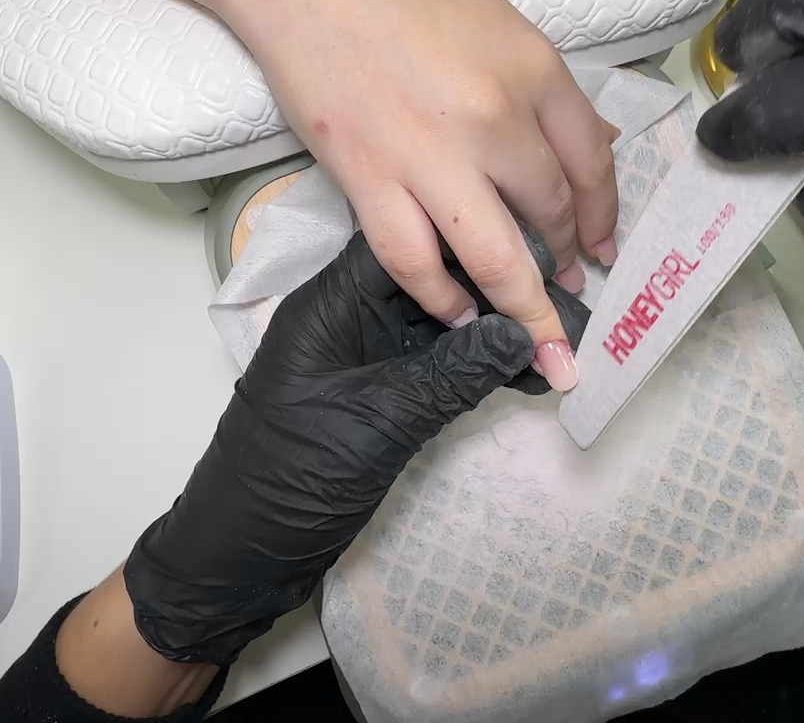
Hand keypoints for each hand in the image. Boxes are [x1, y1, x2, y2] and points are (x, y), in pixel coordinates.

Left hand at [120, 226, 590, 664]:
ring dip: (493, 331)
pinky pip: (436, 361)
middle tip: (563, 300)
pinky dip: (477, 366)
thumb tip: (523, 331)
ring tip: (558, 340)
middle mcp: (350, 313)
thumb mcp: (378, 423)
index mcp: (331, 302)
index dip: (470, 244)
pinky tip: (523, 372)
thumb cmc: (292, 480)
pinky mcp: (380, 388)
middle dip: (493, 289)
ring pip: (440, 322)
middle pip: (430, 279)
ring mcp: (366, 351)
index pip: (407, 245)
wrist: (240, 559)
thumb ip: (450, 374)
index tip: (536, 255)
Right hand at [249, 0, 615, 388]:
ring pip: (493, 258)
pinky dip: (441, 299)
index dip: (604, 216)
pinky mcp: (368, 180)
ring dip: (521, 308)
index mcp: (532, 68)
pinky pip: (413, 261)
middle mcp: (491, 117)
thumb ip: (547, 89)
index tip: (602, 247)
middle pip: (551, 215)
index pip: (592, 161)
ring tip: (533, 337)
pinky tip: (458, 314)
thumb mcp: (499, 22)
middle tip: (570, 290)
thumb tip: (593, 145)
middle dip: (567, 263)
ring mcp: (428, 155)